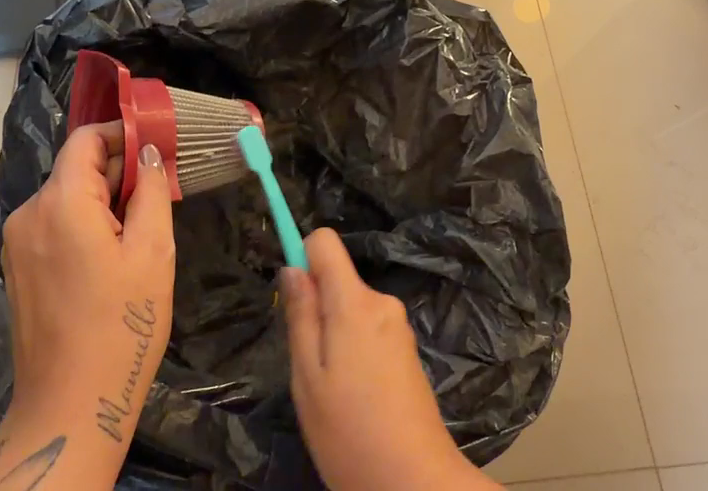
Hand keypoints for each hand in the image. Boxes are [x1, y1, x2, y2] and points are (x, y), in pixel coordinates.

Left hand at [0, 122, 174, 490]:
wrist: (71, 406)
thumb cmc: (122, 325)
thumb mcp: (152, 251)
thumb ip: (152, 192)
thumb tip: (150, 153)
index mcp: (60, 202)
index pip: (87, 139)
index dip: (124, 132)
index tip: (160, 143)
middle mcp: (29, 213)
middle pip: (76, 168)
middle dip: (120, 171)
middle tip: (162, 190)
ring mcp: (17, 244)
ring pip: (66, 198)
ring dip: (104, 200)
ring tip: (143, 229)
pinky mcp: (18, 270)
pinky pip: (55, 226)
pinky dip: (85, 225)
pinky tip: (114, 255)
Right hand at [281, 229, 500, 490]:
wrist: (416, 482)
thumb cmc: (350, 433)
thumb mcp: (308, 378)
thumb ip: (300, 316)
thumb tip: (292, 266)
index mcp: (355, 303)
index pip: (325, 241)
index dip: (301, 256)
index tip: (291, 297)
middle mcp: (382, 303)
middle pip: (337, 279)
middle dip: (316, 310)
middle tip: (309, 365)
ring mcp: (399, 327)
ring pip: (351, 309)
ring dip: (334, 336)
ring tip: (332, 389)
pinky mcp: (408, 351)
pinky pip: (368, 330)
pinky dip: (354, 351)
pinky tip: (355, 396)